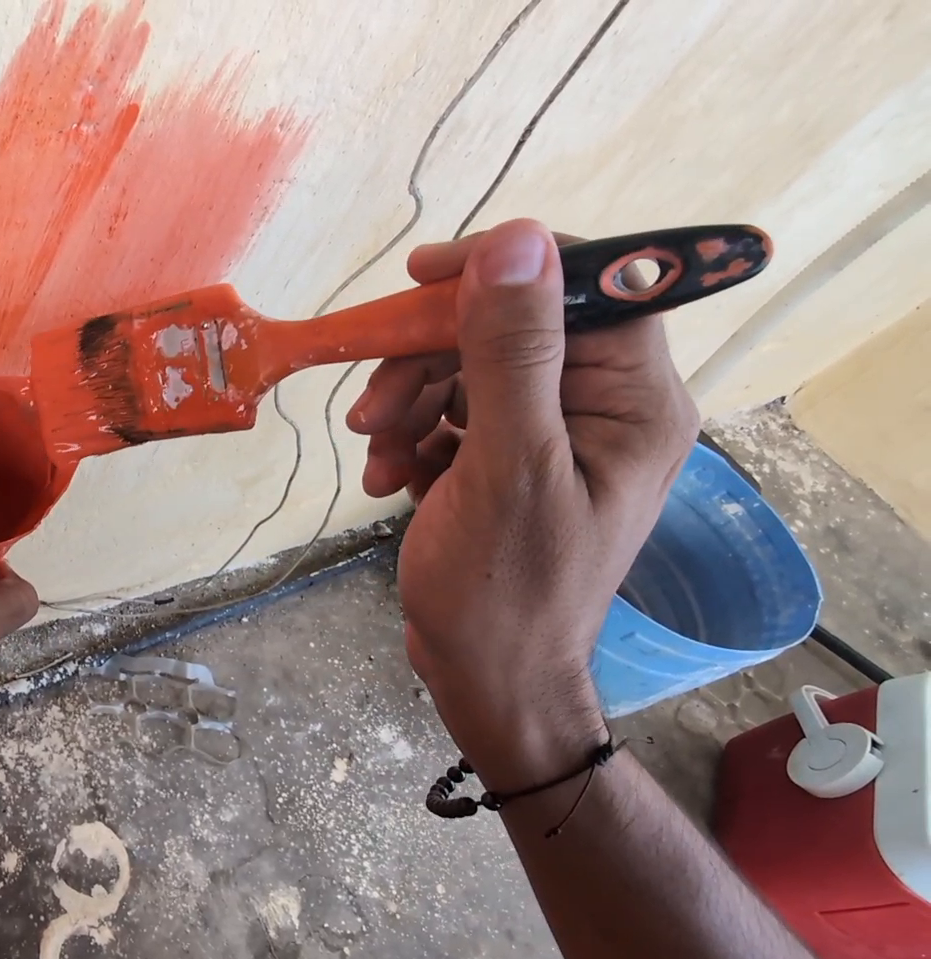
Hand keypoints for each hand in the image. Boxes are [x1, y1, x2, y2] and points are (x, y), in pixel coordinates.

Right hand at [345, 219, 698, 787]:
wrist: (481, 675)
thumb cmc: (502, 588)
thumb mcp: (504, 468)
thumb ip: (510, 356)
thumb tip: (514, 241)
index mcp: (630, 402)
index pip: (581, 289)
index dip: (501, 272)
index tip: (417, 279)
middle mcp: (594, 409)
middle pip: (501, 335)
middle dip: (423, 367)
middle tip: (369, 412)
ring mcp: (541, 439)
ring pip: (459, 377)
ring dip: (403, 410)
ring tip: (375, 459)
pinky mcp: (496, 465)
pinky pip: (444, 421)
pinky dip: (406, 443)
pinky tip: (386, 480)